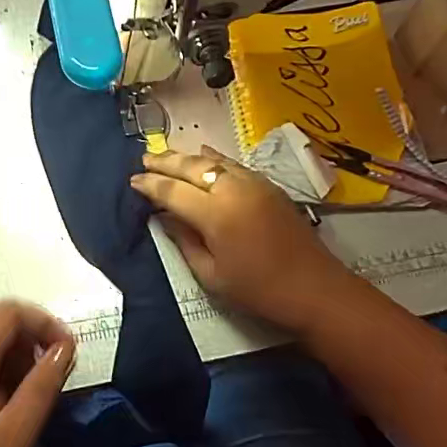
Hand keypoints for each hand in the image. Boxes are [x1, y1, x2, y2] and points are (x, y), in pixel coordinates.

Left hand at [0, 301, 74, 446]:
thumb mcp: (15, 436)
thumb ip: (42, 386)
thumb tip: (64, 348)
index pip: (9, 312)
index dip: (45, 323)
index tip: (68, 355)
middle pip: (1, 325)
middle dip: (36, 342)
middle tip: (56, 379)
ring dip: (24, 361)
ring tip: (39, 398)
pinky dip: (9, 377)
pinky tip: (19, 410)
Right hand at [130, 148, 365, 331]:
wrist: (314, 288)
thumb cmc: (258, 291)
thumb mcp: (211, 275)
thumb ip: (185, 241)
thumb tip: (165, 217)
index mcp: (216, 214)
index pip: (173, 191)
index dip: (151, 185)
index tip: (133, 181)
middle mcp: (233, 190)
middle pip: (192, 167)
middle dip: (166, 162)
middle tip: (144, 159)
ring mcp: (254, 184)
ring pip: (214, 161)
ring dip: (189, 157)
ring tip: (167, 156)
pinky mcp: (269, 186)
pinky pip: (234, 165)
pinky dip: (215, 159)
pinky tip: (206, 155)